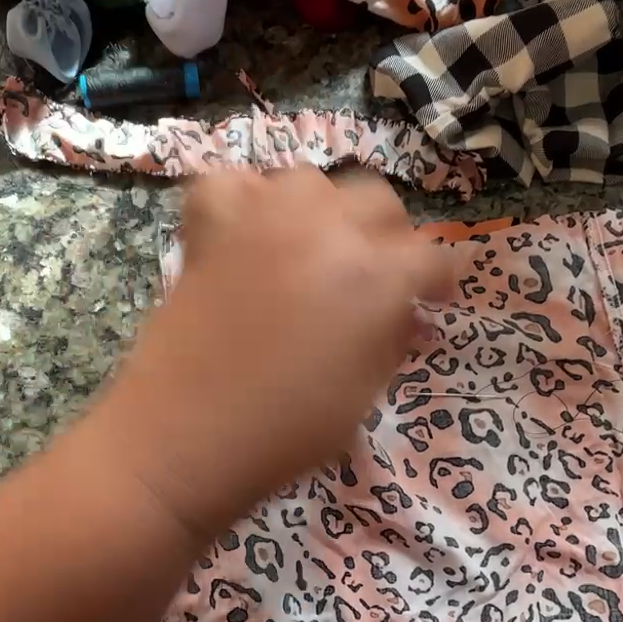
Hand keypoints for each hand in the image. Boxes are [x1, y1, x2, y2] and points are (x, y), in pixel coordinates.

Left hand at [86, 169, 452, 540]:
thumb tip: (408, 317)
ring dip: (325, 212)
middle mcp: (325, 229)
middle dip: (390, 237)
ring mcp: (262, 218)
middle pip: (378, 201)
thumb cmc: (283, 434)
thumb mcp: (362, 394)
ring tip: (317, 252)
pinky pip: (235, 184)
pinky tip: (253, 234)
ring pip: (312, 182)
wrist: (182, 439)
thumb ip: (392, 341)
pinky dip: (249, 202)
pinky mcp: (210, 226)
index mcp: (375, 277)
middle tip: (378, 278)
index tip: (434, 302)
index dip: (439, 280)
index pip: (431, 256)